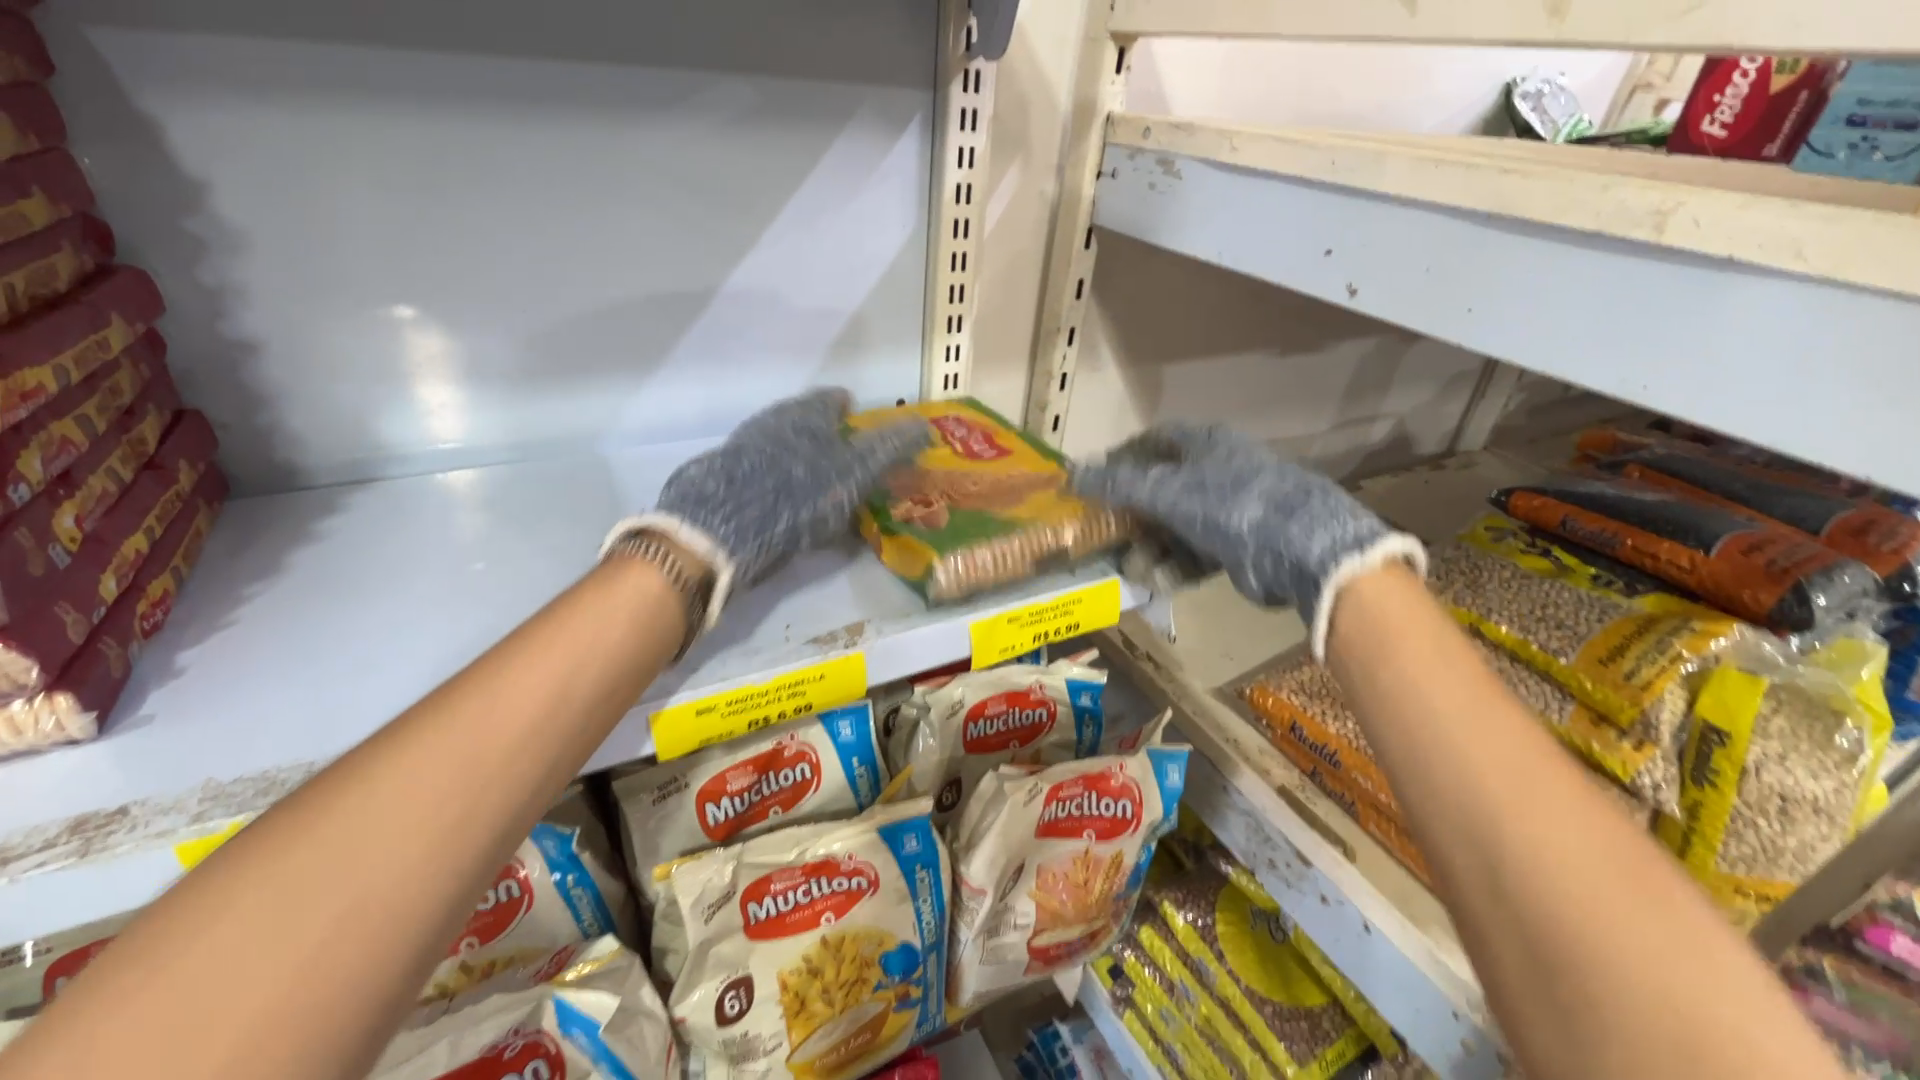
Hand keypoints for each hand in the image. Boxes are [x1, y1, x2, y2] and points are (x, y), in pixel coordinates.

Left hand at [609, 388, 930, 624]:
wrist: (722, 526)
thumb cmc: (800, 492)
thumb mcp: (857, 471)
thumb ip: (889, 448)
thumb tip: (923, 426)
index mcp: (806, 413)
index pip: (832, 400)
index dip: (849, 411)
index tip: (858, 423)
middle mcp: (772, 421)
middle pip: (803, 423)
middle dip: (823, 438)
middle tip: (842, 460)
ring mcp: (743, 449)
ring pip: (779, 449)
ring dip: (798, 463)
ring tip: (814, 488)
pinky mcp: (723, 480)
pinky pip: (759, 477)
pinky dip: (776, 486)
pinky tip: (783, 508)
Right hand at [1072, 424, 1424, 656]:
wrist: (1299, 547)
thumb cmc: (1229, 503)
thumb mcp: (1166, 490)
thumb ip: (1117, 482)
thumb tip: (1070, 472)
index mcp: (1204, 444)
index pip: (1154, 442)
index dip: (1122, 458)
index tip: (1094, 483)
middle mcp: (1217, 471)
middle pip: (1161, 488)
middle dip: (1132, 514)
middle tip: (1104, 534)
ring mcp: (1229, 510)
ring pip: (1174, 526)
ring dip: (1150, 548)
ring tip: (1133, 568)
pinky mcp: (1237, 546)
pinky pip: (1194, 553)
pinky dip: (1174, 566)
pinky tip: (1157, 581)